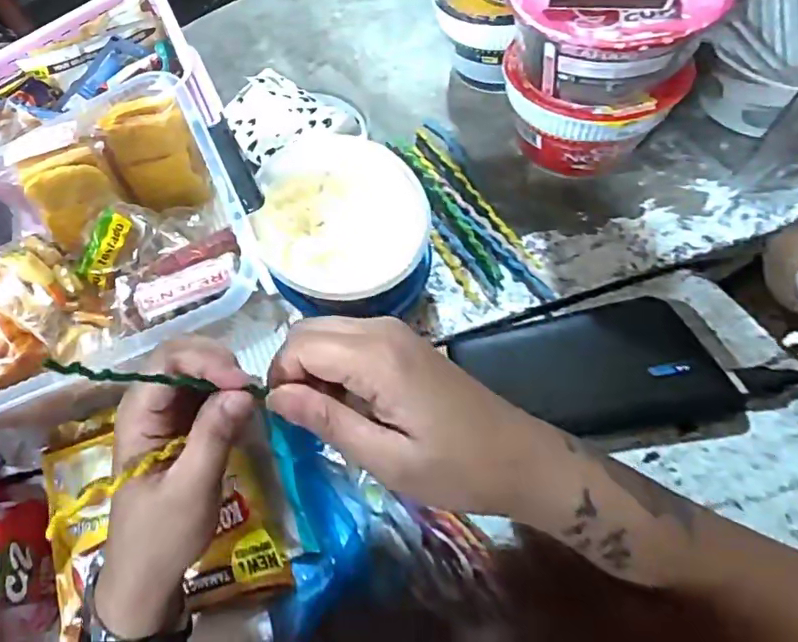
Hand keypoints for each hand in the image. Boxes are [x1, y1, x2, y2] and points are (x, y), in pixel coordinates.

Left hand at [96, 339, 255, 638]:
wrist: (145, 577)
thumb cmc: (161, 537)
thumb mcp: (191, 490)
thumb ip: (214, 436)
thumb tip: (243, 391)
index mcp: (137, 411)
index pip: (167, 361)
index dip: (205, 361)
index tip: (242, 383)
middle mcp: (146, 401)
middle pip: (180, 357)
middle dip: (215, 363)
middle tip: (249, 388)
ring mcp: (162, 412)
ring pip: (193, 371)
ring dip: (222, 377)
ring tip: (250, 399)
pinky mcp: (179, 425)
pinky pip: (202, 395)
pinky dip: (224, 397)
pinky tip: (242, 413)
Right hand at [264, 317, 557, 518]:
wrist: (524, 459)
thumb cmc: (458, 469)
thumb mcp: (388, 460)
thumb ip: (327, 422)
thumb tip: (274, 397)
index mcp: (376, 357)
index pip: (299, 346)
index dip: (281, 377)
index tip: (289, 418)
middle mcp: (378, 329)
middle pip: (305, 329)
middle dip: (292, 367)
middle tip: (305, 415)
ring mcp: (390, 328)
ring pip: (321, 329)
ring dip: (310, 363)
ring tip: (327, 409)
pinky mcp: (397, 336)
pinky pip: (343, 335)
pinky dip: (331, 359)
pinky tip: (350, 397)